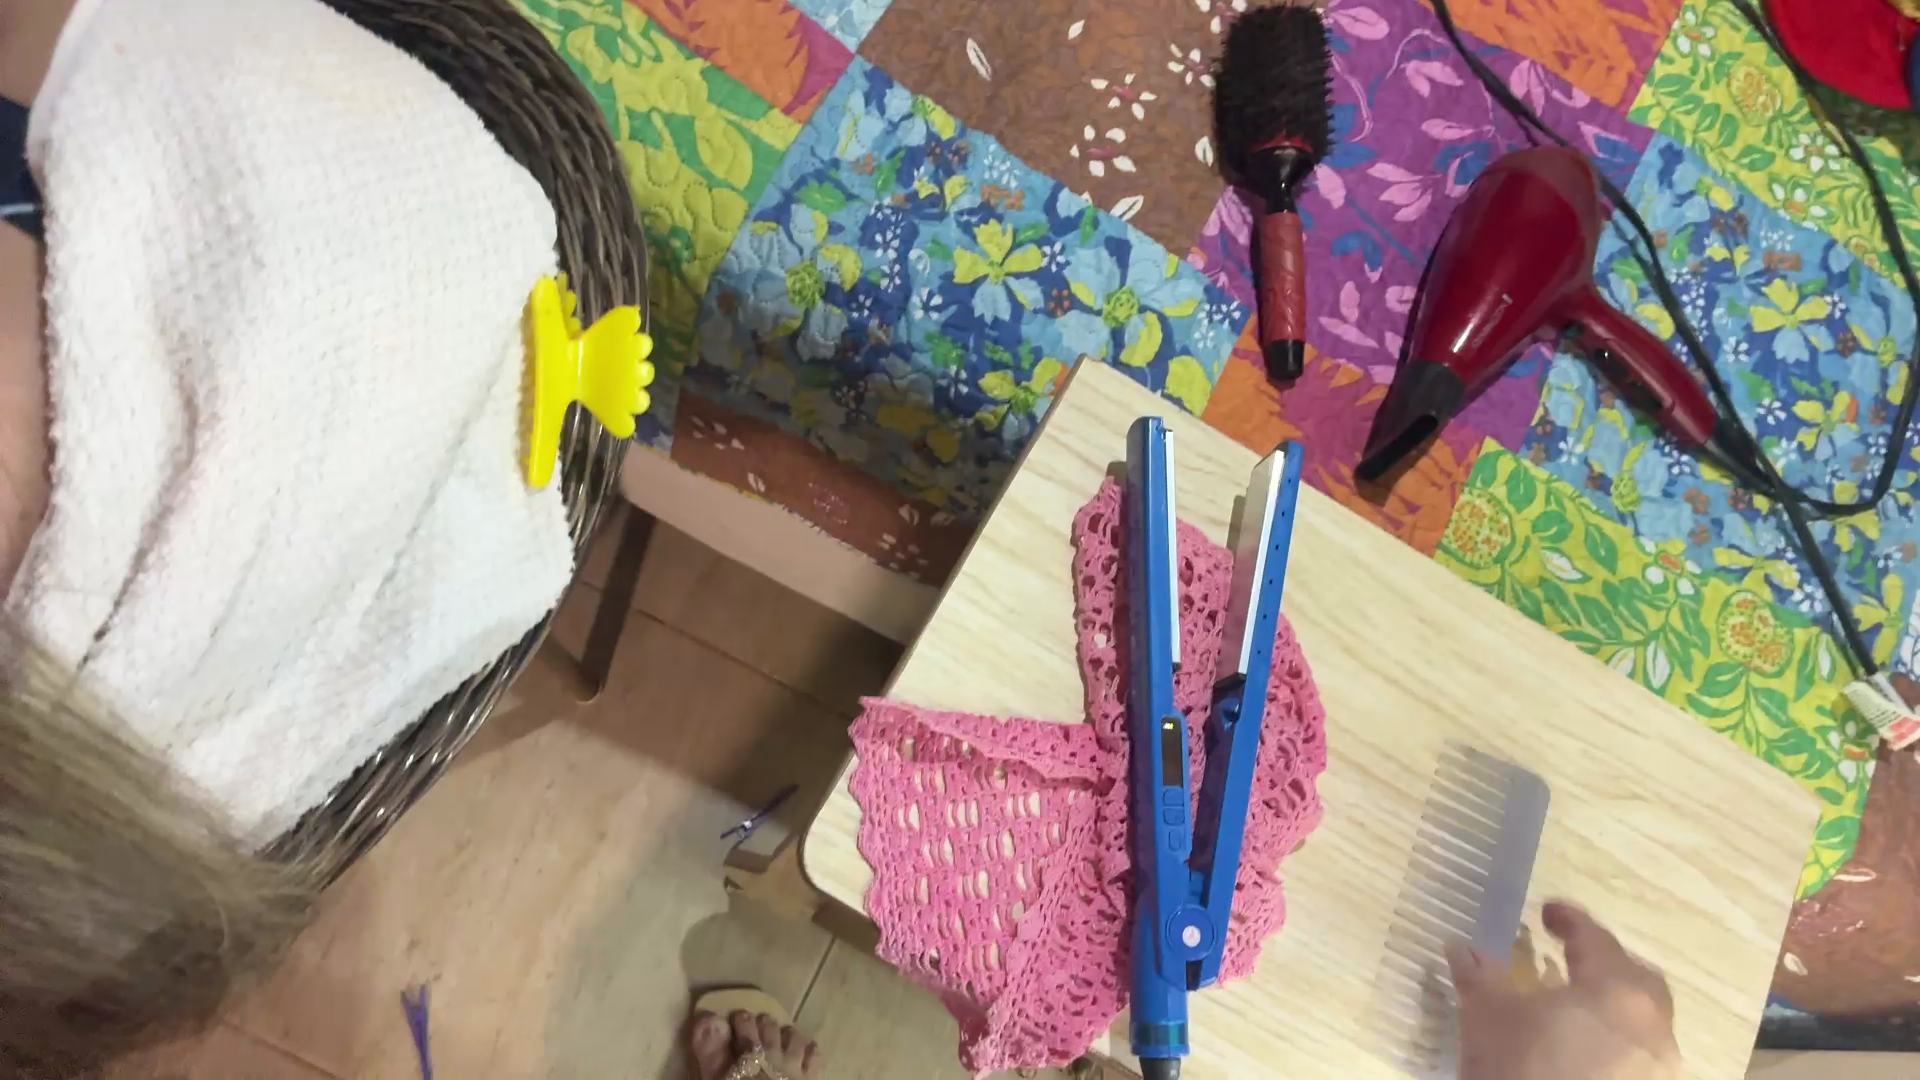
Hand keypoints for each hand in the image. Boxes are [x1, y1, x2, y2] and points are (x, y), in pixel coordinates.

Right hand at [1448, 901, 1681, 1079]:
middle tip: (1566, 954)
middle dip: (1605, 964)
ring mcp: (1662, 1078)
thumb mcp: (1485, 1012)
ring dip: (1609, 1009)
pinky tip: (1575, 1051)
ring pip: (1643, 1028)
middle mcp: (1654, 1034)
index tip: (1546, 910)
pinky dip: (1611, 1045)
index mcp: (1617, 996)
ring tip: (1565, 1006)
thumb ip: (1478, 973)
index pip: (1598, 942)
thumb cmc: (1520, 1068)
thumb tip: (1463, 947)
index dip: (1571, 921)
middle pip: (1639, 984)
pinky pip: (1639, 1063)